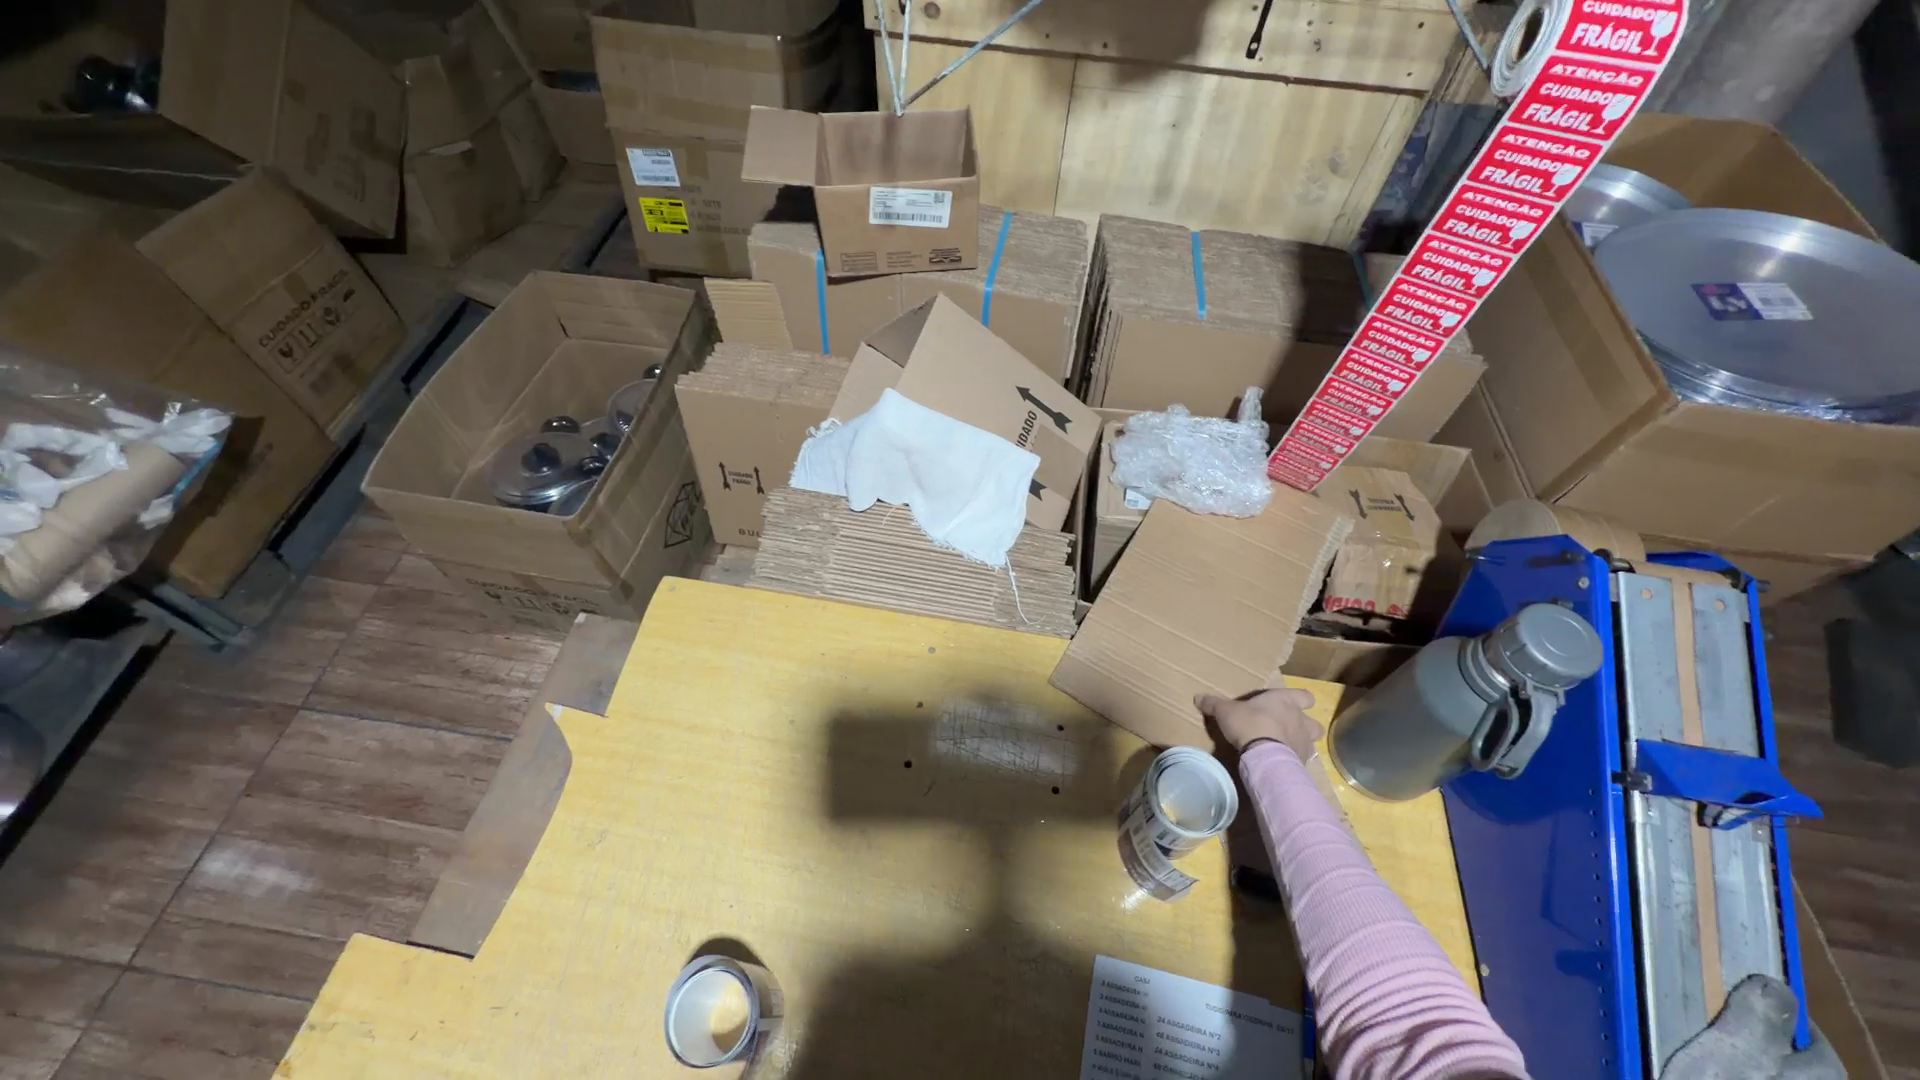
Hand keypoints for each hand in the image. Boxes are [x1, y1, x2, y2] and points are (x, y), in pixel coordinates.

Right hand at [1195, 687, 1322, 759]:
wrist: (1264, 754)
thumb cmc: (1249, 723)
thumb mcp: (1226, 711)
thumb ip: (1214, 704)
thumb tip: (1197, 697)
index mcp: (1286, 701)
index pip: (1305, 696)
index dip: (1300, 699)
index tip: (1289, 703)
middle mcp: (1300, 720)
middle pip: (1314, 722)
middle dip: (1304, 726)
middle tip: (1287, 730)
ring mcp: (1304, 742)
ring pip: (1312, 742)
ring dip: (1301, 744)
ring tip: (1285, 749)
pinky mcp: (1303, 762)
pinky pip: (1302, 760)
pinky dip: (1293, 761)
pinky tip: (1280, 764)